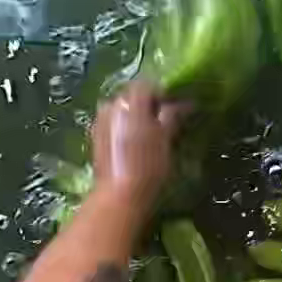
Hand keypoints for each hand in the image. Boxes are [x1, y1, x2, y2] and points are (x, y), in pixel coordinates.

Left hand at [90, 80, 189, 208]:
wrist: (119, 196)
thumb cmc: (148, 166)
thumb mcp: (166, 138)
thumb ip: (173, 115)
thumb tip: (185, 102)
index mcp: (130, 100)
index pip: (150, 85)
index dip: (166, 95)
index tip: (178, 110)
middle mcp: (111, 104)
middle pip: (133, 96)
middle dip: (150, 105)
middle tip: (166, 122)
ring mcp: (100, 120)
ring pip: (122, 110)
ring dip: (136, 116)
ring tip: (150, 134)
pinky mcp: (95, 137)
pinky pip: (114, 123)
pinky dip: (125, 127)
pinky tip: (134, 144)